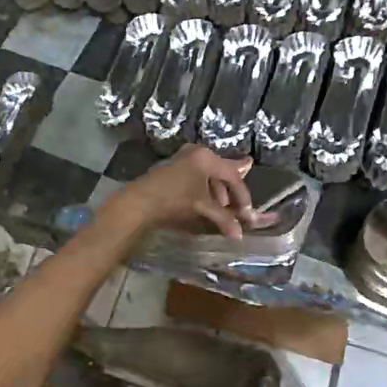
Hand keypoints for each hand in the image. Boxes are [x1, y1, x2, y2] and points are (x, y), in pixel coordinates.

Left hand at [110, 145, 275, 237]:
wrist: (139, 202)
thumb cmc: (174, 199)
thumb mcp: (202, 207)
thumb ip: (224, 218)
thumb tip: (239, 234)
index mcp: (206, 157)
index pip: (233, 175)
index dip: (243, 195)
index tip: (248, 213)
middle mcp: (196, 152)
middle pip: (222, 172)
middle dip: (230, 193)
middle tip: (237, 209)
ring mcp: (183, 158)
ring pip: (209, 174)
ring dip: (217, 192)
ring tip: (220, 209)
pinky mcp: (173, 167)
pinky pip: (197, 176)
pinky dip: (204, 190)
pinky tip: (204, 203)